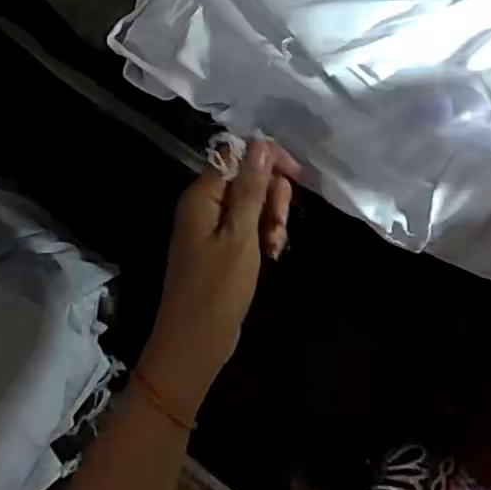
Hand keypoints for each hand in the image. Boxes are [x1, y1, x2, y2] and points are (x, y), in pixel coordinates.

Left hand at [135, 139, 300, 421]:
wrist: (194, 345)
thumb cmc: (217, 289)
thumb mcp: (241, 236)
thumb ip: (251, 188)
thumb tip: (260, 144)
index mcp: (202, 195)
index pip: (237, 153)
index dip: (268, 159)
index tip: (295, 177)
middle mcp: (205, 204)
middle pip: (248, 177)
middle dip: (273, 195)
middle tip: (280, 225)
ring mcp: (212, 226)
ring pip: (253, 203)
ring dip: (272, 218)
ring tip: (275, 246)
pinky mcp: (222, 245)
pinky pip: (249, 225)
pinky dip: (264, 235)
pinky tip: (272, 254)